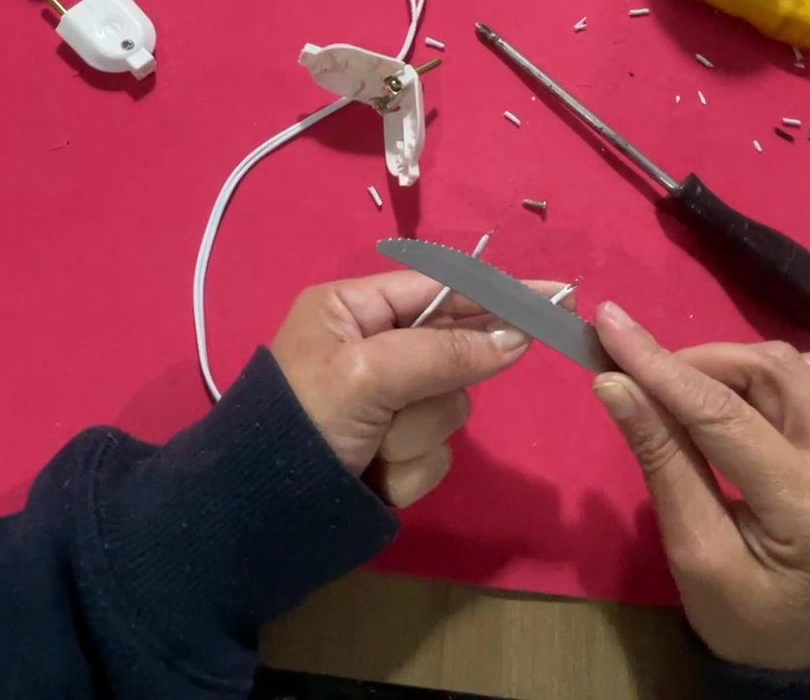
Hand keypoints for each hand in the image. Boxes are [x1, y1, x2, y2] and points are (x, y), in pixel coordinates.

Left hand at [269, 271, 554, 506]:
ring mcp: (386, 401)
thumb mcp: (366, 374)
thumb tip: (515, 337)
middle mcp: (372, 347)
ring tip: (369, 446)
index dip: (493, 294)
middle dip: (428, 390)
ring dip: (412, 434)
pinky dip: (407, 467)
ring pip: (449, 409)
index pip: (439, 289)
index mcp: (353, 309)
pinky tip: (373, 474)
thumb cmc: (302, 423)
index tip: (552, 295)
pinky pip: (436, 452)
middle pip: (451, 352)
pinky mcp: (395, 448)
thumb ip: (442, 352)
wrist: (257, 520)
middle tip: (395, 406)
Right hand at [590, 302, 809, 671]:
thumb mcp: (692, 550)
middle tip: (649, 379)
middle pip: (777, 374)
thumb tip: (613, 382)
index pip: (727, 417)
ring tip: (691, 402)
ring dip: (734, 370)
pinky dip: (764, 387)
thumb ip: (660, 458)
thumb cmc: (745, 623)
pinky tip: (739, 415)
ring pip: (801, 371)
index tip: (610, 323)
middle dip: (702, 362)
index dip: (661, 365)